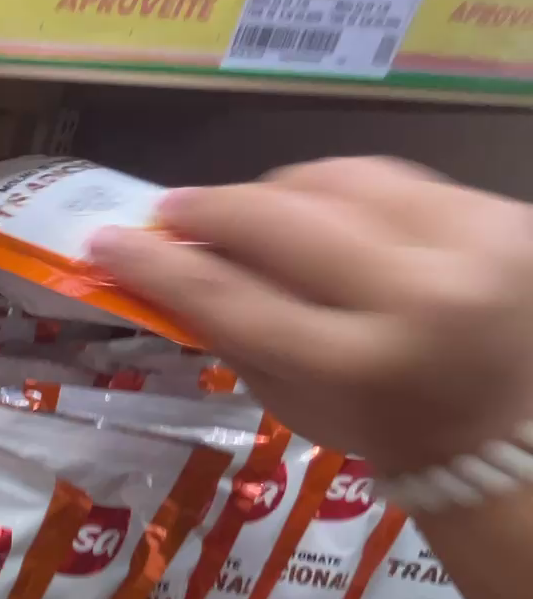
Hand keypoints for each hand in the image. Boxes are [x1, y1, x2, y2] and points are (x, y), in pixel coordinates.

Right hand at [89, 157, 532, 474]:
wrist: (501, 422)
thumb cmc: (364, 415)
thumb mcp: (277, 388)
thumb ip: (224, 323)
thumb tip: (163, 264)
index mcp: (345, 360)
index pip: (224, 293)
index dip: (154, 262)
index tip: (105, 241)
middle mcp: (416, 297)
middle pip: (281, 222)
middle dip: (210, 208)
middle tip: (169, 210)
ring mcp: (473, 246)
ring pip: (336, 181)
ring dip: (270, 193)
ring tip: (242, 212)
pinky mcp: (503, 214)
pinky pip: (390, 177)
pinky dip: (331, 190)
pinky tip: (311, 212)